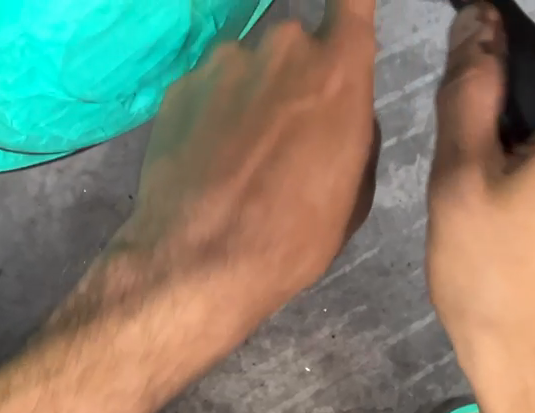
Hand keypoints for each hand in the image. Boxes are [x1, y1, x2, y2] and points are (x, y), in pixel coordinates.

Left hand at [100, 0, 379, 350]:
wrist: (198, 264)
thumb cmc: (290, 242)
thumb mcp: (352, 201)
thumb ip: (355, 138)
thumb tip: (346, 116)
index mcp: (337, 70)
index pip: (352, 2)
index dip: (347, 14)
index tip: (341, 29)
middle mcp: (281, 46)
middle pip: (293, 49)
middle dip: (290, 84)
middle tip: (278, 143)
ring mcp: (223, 63)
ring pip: (245, 72)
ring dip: (245, 103)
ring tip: (234, 164)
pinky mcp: (179, 88)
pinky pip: (205, 94)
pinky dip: (207, 121)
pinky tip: (203, 168)